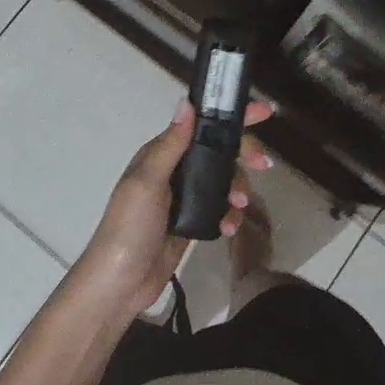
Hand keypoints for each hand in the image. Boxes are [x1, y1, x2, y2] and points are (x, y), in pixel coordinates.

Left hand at [75, 99, 274, 316]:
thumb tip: (187, 102)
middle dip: (242, 154)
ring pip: (222, 180)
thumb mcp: (148, 181)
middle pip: (217, 151)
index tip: (262, 112)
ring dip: (238, 187)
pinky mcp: (192, 222)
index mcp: (161, 154)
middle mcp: (174, 170)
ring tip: (241, 204)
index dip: (229, 116)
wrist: (121, 282)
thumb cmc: (130, 226)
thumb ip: (170, 144)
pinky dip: (230, 214)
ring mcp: (184, 197)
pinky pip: (220, 209)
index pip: (199, 126)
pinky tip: (230, 227)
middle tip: (264, 164)